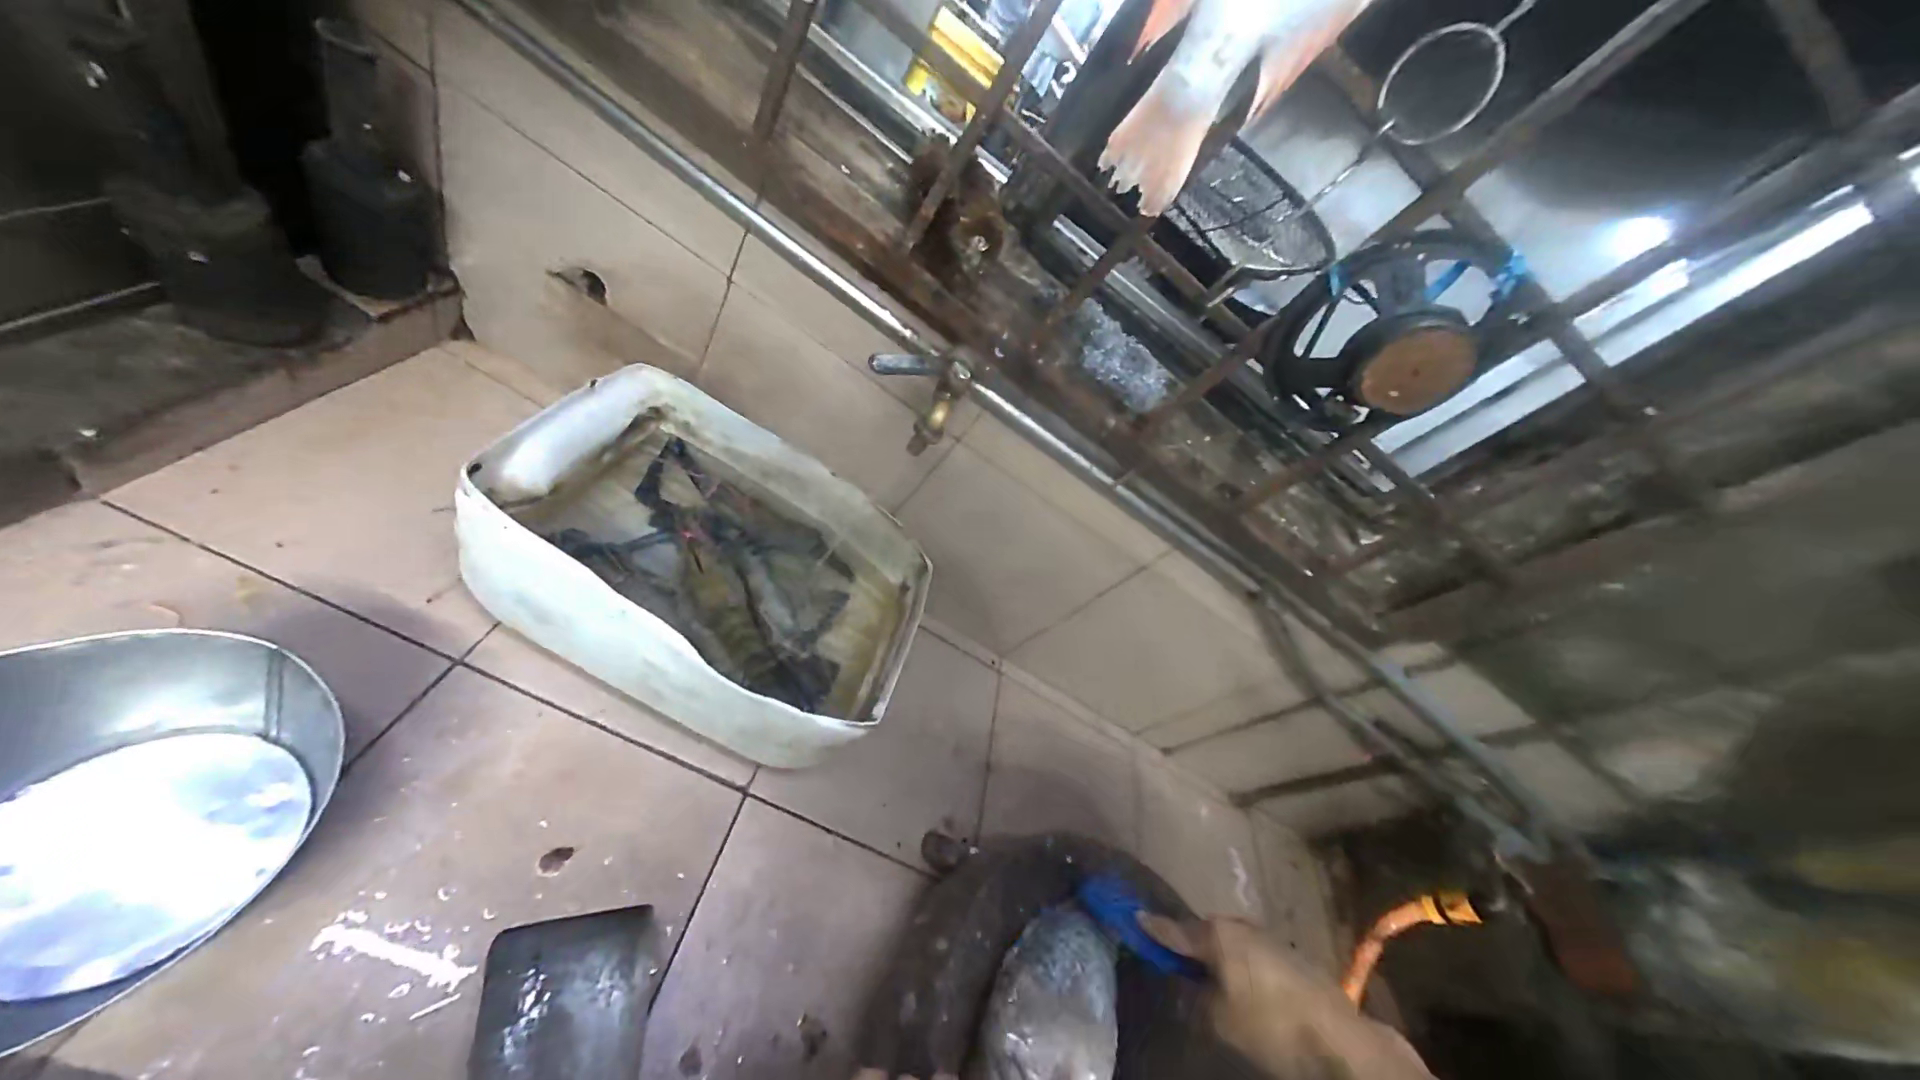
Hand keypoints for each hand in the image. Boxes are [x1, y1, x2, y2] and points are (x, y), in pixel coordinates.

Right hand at [1140, 914, 1434, 1079]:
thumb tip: (1189, 982)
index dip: (1152, 927)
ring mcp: (1267, 936)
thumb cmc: (1271, 1025)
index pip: (1174, 930)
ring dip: (1218, 954)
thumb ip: (1195, 994)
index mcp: (1216, 935)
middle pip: (1205, 933)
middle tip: (1176, 959)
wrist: (1340, 1038)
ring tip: (1209, 974)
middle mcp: (1238, 926)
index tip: (1134, 916)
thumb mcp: (1219, 1018)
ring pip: (1231, 942)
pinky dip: (1241, 963)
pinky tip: (1243, 983)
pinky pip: (1252, 952)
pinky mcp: (1290, 954)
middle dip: (1191, 944)